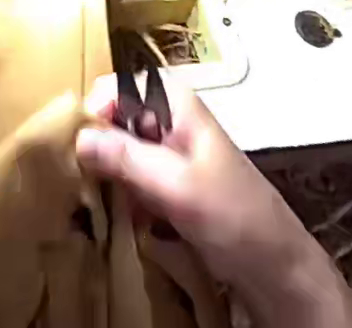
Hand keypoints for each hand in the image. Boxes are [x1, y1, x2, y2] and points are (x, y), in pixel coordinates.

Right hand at [76, 78, 351, 324]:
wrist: (273, 266)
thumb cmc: (234, 215)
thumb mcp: (175, 185)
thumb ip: (127, 157)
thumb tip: (79, 135)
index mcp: (174, 101)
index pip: (118, 84)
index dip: (95, 108)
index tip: (78, 143)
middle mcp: (168, 116)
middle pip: (114, 112)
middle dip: (97, 142)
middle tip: (85, 175)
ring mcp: (167, 148)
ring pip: (118, 144)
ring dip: (107, 170)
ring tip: (102, 196)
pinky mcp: (166, 177)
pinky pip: (129, 171)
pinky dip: (121, 189)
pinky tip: (127, 212)